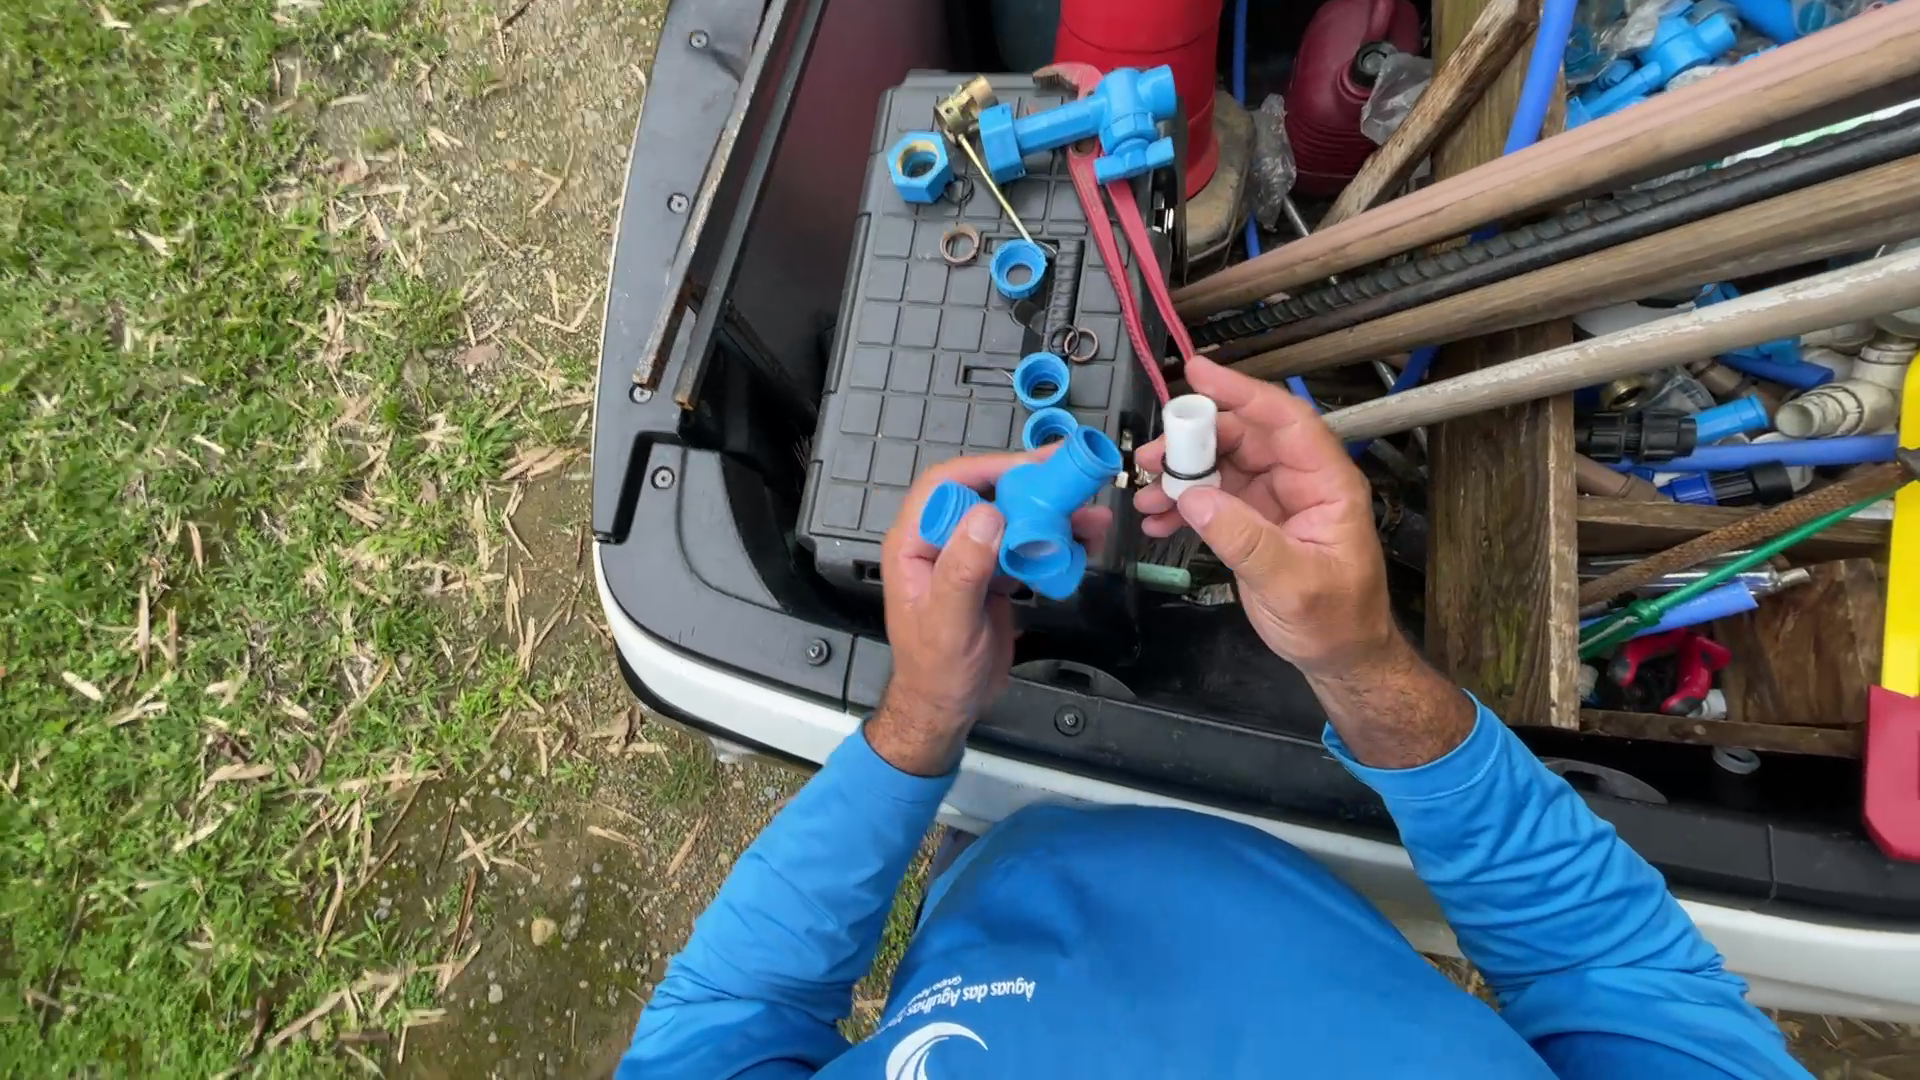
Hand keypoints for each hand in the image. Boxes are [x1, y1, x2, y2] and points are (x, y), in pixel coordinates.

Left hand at [872, 450, 1112, 775]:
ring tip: (1092, 519)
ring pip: (1012, 519)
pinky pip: (1026, 547)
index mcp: (914, 543)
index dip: (986, 469)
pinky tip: (1084, 544)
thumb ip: (963, 570)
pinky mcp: (994, 573)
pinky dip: (1055, 544)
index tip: (1030, 469)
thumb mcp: (948, 623)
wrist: (949, 707)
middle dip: (1030, 485)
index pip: (944, 486)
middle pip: (985, 494)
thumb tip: (989, 515)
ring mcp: (970, 556)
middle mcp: (941, 541)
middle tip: (1072, 478)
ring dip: (1052, 515)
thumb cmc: (935, 671)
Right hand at [1133, 357, 1471, 766]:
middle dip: (1193, 442)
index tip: (1198, 374)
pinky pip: (1209, 499)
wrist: (1336, 655)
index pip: (1284, 421)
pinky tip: (1156, 520)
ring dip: (1179, 476)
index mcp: (1325, 483)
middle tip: (1150, 456)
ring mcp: (1270, 501)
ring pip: (1219, 467)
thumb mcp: (1293, 583)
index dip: (1242, 393)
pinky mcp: (1249, 521)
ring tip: (1145, 494)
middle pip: (1242, 439)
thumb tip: (1195, 497)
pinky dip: (1180, 506)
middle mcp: (1296, 482)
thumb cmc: (1334, 620)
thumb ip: (1245, 539)